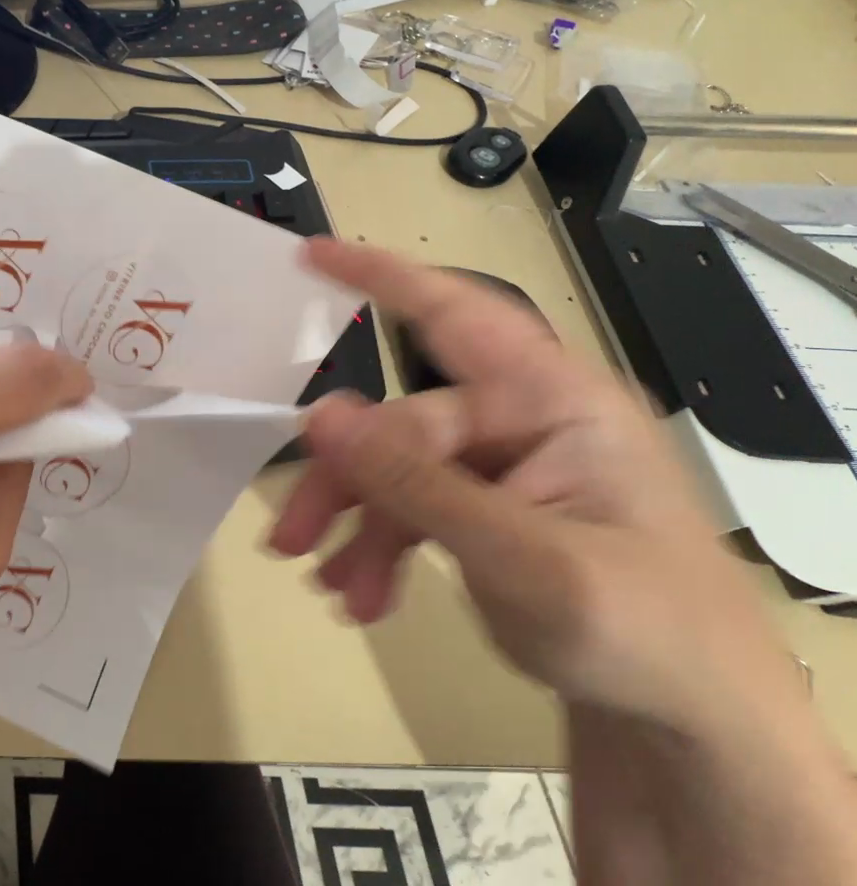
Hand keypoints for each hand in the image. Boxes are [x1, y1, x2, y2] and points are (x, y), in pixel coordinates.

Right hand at [268, 240, 803, 733]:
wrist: (691, 727)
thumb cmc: (643, 634)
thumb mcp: (523, 560)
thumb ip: (416, 485)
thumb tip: (318, 416)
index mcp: (558, 405)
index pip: (461, 317)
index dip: (384, 279)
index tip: (311, 254)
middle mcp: (525, 423)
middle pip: (400, 425)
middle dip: (343, 485)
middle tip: (290, 537)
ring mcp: (503, 470)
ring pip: (392, 473)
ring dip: (352, 527)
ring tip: (329, 587)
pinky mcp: (486, 513)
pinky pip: (407, 512)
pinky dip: (374, 550)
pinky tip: (360, 596)